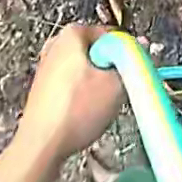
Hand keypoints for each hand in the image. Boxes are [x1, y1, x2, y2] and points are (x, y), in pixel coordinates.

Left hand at [12, 24, 124, 163]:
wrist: (39, 149)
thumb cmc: (77, 111)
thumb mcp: (117, 84)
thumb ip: (133, 60)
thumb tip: (142, 45)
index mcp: (73, 32)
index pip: (114, 36)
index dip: (127, 55)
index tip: (131, 74)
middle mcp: (56, 43)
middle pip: (99, 52)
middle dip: (111, 69)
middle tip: (116, 90)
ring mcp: (46, 66)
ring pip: (87, 69)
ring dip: (97, 84)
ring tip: (99, 105)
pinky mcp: (42, 88)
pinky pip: (73, 83)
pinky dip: (81, 95)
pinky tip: (83, 113)